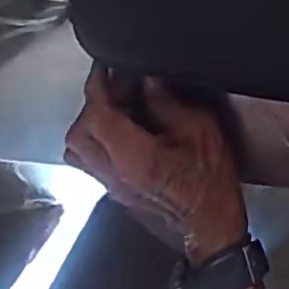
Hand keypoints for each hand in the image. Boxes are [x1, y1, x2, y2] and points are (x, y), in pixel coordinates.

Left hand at [64, 65, 247, 259]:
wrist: (210, 219)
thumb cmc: (209, 178)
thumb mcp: (199, 127)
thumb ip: (168, 102)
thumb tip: (149, 80)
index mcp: (134, 158)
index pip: (96, 118)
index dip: (97, 88)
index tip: (102, 70)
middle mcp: (115, 175)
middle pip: (78, 135)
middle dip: (91, 105)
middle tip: (115, 87)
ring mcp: (113, 186)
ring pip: (78, 151)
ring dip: (90, 124)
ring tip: (117, 107)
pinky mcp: (117, 191)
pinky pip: (91, 161)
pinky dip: (98, 139)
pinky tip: (124, 128)